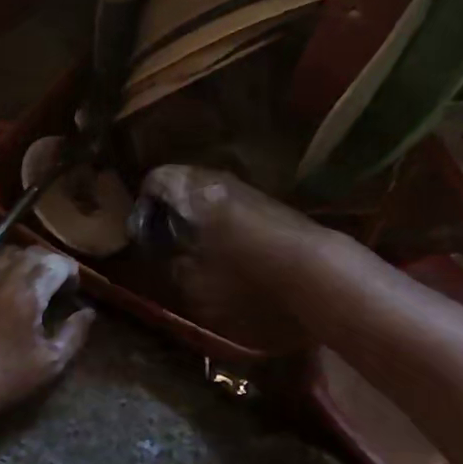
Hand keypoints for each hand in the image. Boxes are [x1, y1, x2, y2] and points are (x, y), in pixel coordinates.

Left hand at [0, 246, 94, 418]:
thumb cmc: (11, 376)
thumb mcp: (52, 361)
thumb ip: (75, 332)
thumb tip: (88, 312)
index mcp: (28, 294)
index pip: (56, 264)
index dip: (71, 272)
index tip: (74, 290)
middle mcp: (4, 279)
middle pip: (34, 253)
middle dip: (52, 263)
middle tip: (60, 284)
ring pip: (11, 253)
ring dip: (29, 261)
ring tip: (36, 281)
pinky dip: (7, 267)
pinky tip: (12, 288)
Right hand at [129, 165, 320, 351]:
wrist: (320, 278)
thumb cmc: (243, 281)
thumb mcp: (190, 283)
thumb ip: (167, 264)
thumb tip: (161, 252)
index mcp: (190, 190)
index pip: (153, 180)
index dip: (143, 207)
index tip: (143, 237)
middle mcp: (219, 180)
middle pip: (182, 186)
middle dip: (170, 214)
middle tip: (166, 248)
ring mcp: (250, 191)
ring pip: (210, 197)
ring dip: (199, 221)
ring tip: (197, 256)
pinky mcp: (274, 207)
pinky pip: (234, 209)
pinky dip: (224, 227)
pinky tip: (231, 258)